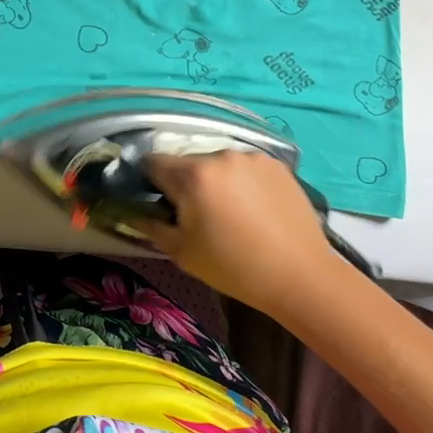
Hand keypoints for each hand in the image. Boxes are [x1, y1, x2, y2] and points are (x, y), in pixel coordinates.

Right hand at [139, 151, 341, 310]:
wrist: (301, 277)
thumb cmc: (234, 268)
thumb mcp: (183, 253)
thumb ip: (151, 226)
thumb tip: (131, 212)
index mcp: (192, 175)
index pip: (153, 162)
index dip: (149, 181)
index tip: (159, 202)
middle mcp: (219, 155)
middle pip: (187, 162)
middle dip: (185, 182)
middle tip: (198, 215)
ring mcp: (250, 156)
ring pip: (217, 163)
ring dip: (215, 180)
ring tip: (231, 213)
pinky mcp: (276, 163)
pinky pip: (245, 166)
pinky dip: (242, 181)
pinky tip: (255, 208)